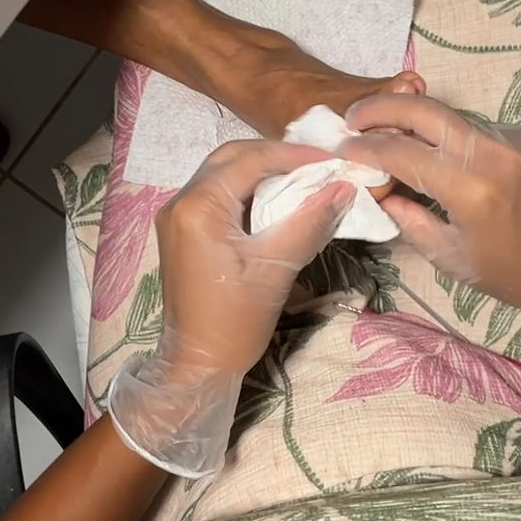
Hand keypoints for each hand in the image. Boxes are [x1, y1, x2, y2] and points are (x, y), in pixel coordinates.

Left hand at [108, 140, 353, 475]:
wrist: (197, 365)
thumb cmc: (235, 320)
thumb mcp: (277, 268)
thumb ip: (309, 222)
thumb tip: (344, 187)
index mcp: (197, 207)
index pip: (250, 160)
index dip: (294, 155)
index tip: (332, 160)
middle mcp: (180, 201)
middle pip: (232, 157)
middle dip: (276, 156)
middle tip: (318, 165)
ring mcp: (176, 214)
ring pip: (223, 172)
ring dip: (261, 170)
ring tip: (303, 178)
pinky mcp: (182, 229)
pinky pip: (217, 194)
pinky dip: (247, 190)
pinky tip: (276, 199)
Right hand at [339, 94, 520, 394]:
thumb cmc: (515, 275)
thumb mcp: (452, 258)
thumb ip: (410, 219)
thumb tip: (380, 191)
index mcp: (471, 189)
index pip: (402, 152)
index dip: (365, 148)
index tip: (342, 146)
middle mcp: (495, 153)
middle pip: (426, 110)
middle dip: (382, 108)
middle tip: (353, 117)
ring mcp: (517, 139)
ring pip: (453, 117)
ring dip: (417, 122)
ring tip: (391, 136)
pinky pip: (481, 130)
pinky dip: (455, 139)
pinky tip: (445, 157)